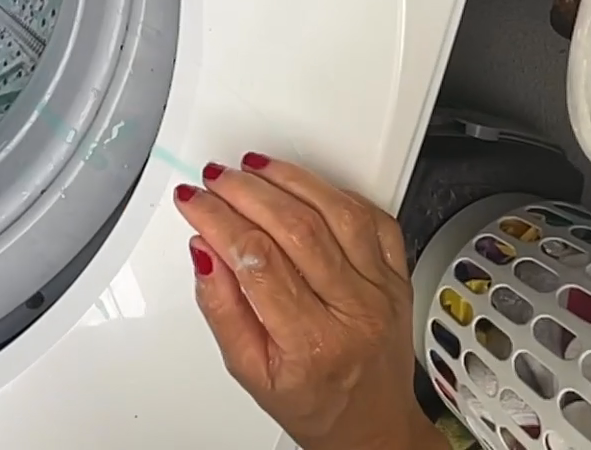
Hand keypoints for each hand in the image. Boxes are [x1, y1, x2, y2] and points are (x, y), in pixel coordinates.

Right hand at [176, 154, 438, 449]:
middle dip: (245, 191)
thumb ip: (221, 309)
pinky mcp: (397, 273)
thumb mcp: (248, 370)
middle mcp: (353, 312)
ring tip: (252, 167)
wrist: (372, 425)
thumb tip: (204, 251)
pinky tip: (304, 184)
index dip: (218, 219)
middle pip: (297, 229)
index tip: (193, 201)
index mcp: (313, 344)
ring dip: (288, 179)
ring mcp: (381, 290)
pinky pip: (373, 218)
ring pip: (336, 213)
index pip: (258, 261)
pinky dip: (335, 191)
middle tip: (215, 178)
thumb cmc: (313, 401)